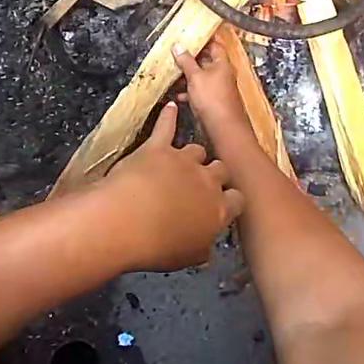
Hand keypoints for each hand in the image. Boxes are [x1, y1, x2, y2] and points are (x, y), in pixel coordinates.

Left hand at [97, 103, 244, 270]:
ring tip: (185, 161)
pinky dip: (168, 117)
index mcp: (220, 210)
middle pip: (221, 169)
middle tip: (203, 183)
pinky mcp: (157, 147)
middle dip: (215, 174)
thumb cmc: (157, 246)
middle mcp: (207, 180)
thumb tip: (205, 247)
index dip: (230, 200)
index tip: (224, 203)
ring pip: (197, 150)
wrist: (126, 221)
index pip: (237, 199)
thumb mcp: (188, 256)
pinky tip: (171, 107)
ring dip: (192, 156)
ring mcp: (182, 160)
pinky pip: (166, 127)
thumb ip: (202, 246)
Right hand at [175, 34, 253, 146]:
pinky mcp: (213, 100)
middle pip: (207, 59)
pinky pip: (200, 90)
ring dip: (188, 74)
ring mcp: (218, 87)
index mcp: (222, 63)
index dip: (203, 38)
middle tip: (176, 53)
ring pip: (202, 75)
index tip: (189, 35)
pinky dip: (190, 90)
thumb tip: (178, 45)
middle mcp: (223, 73)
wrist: (223, 127)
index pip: (214, 44)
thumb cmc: (212, 99)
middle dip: (191, 57)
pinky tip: (179, 94)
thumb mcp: (195, 76)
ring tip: (173, 72)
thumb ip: (186, 60)